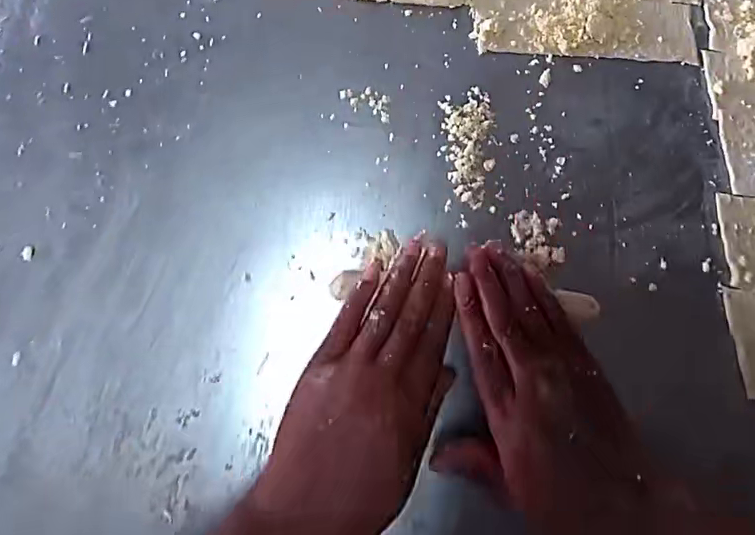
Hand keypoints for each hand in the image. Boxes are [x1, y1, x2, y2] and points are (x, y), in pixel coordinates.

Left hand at [221, 235, 455, 534]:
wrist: (299, 516)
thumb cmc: (357, 497)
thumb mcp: (406, 462)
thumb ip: (427, 412)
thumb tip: (448, 373)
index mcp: (406, 402)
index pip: (433, 341)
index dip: (446, 306)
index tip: (455, 278)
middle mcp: (381, 377)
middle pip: (411, 318)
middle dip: (427, 278)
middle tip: (438, 247)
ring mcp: (348, 367)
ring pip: (382, 312)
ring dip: (400, 275)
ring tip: (414, 247)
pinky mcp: (319, 367)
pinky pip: (344, 322)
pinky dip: (360, 294)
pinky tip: (374, 270)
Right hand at [431, 244, 708, 534]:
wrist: (624, 499)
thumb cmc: (562, 498)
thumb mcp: (511, 487)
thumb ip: (476, 460)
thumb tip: (438, 453)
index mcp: (508, 412)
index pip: (482, 349)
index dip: (469, 310)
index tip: (459, 280)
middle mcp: (533, 379)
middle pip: (505, 320)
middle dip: (488, 282)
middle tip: (475, 251)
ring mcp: (561, 364)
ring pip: (531, 311)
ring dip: (513, 278)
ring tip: (497, 251)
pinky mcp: (584, 359)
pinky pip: (558, 317)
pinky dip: (542, 292)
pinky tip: (530, 275)